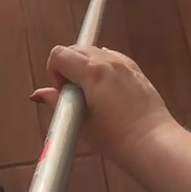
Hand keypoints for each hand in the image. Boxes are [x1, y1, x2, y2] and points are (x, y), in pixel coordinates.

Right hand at [34, 44, 180, 159]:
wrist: (153, 142)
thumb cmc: (116, 138)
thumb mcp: (80, 122)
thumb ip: (56, 103)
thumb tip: (37, 94)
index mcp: (91, 72)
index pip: (59, 54)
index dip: (54, 71)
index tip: (62, 92)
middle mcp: (107, 60)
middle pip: (75, 49)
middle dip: (68, 67)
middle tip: (73, 95)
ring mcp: (123, 63)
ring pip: (93, 51)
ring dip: (84, 66)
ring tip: (90, 94)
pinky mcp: (135, 70)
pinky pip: (111, 57)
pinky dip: (102, 66)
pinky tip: (105, 89)